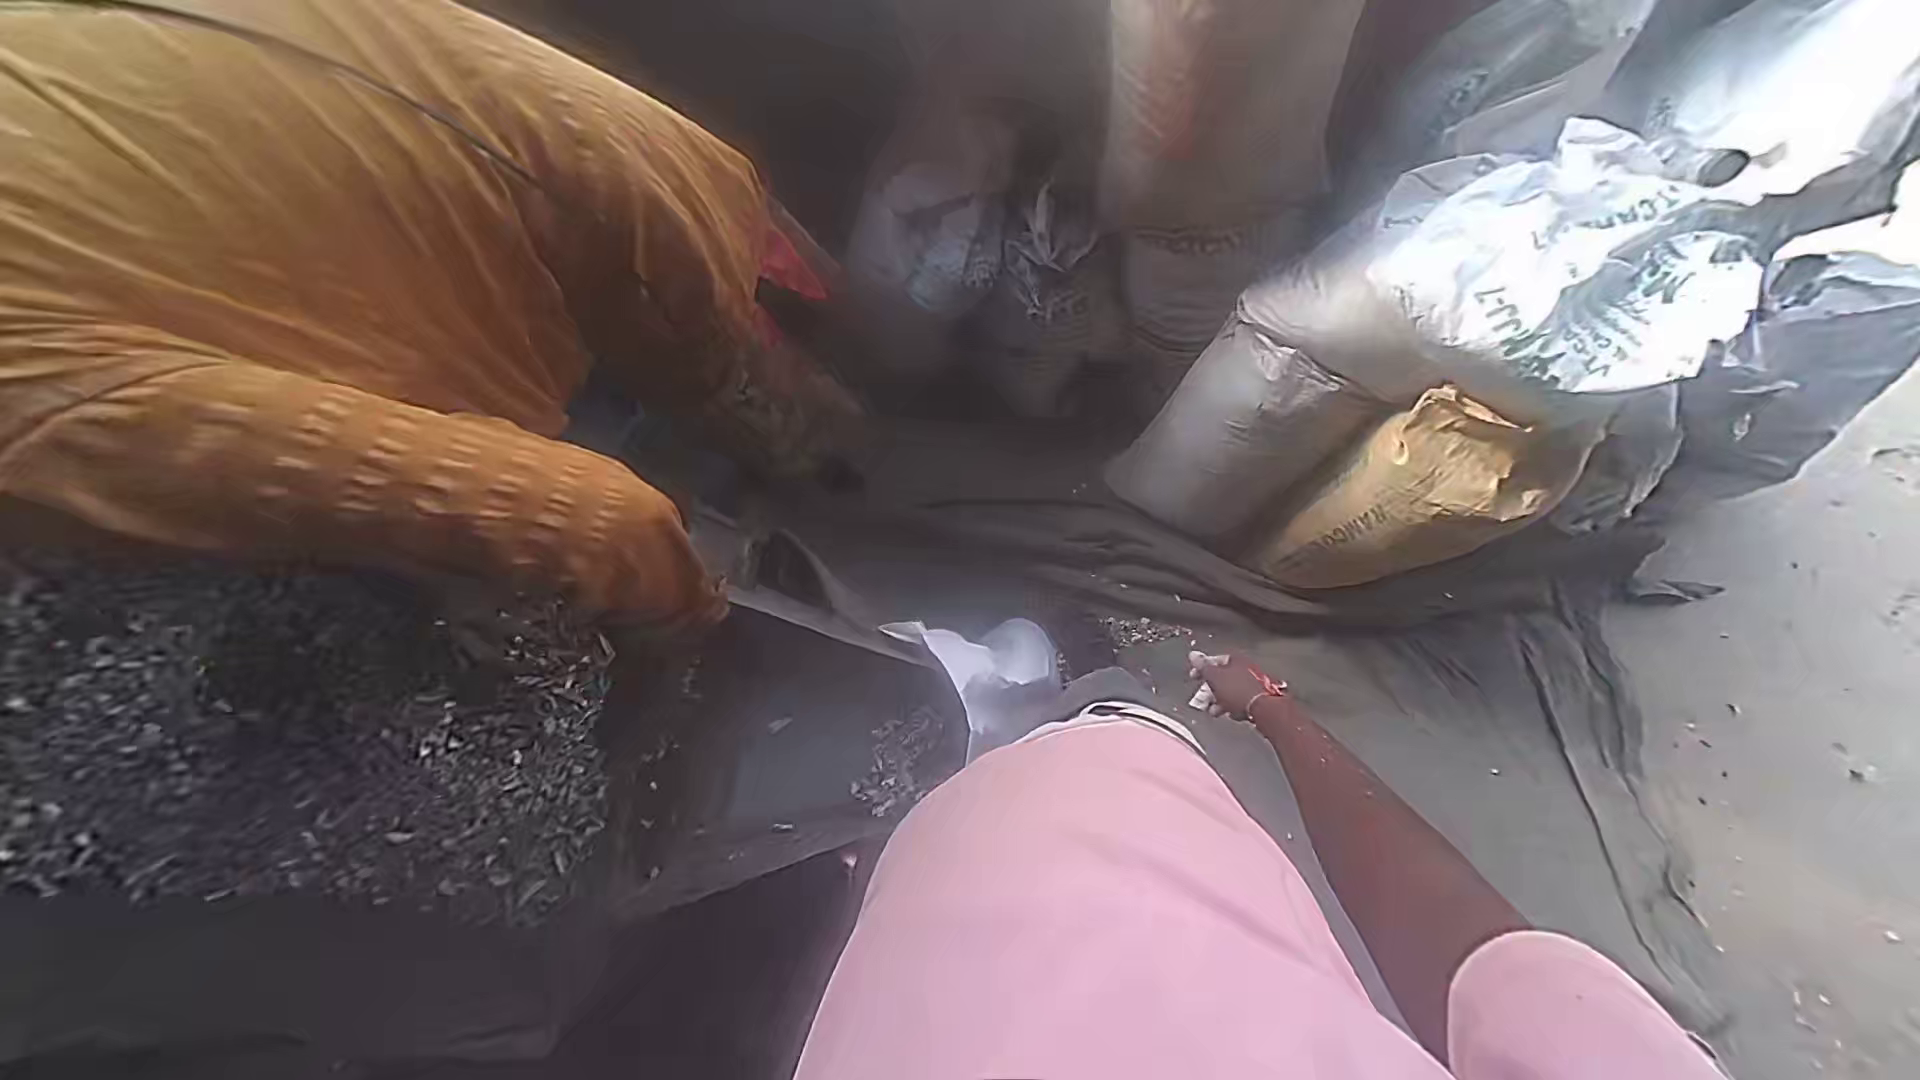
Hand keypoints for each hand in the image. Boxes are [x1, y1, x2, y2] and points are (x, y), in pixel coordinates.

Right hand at [1188, 652, 1287, 719]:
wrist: (1266, 710)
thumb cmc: (1239, 691)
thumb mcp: (1214, 677)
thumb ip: (1203, 666)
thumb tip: (1193, 655)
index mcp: (1236, 660)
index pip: (1214, 661)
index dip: (1202, 669)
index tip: (1194, 677)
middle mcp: (1247, 668)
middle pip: (1223, 677)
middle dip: (1211, 690)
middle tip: (1204, 699)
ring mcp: (1256, 683)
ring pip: (1232, 691)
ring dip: (1221, 701)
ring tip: (1215, 711)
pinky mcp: (1263, 698)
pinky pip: (1243, 700)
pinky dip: (1235, 707)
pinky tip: (1233, 713)